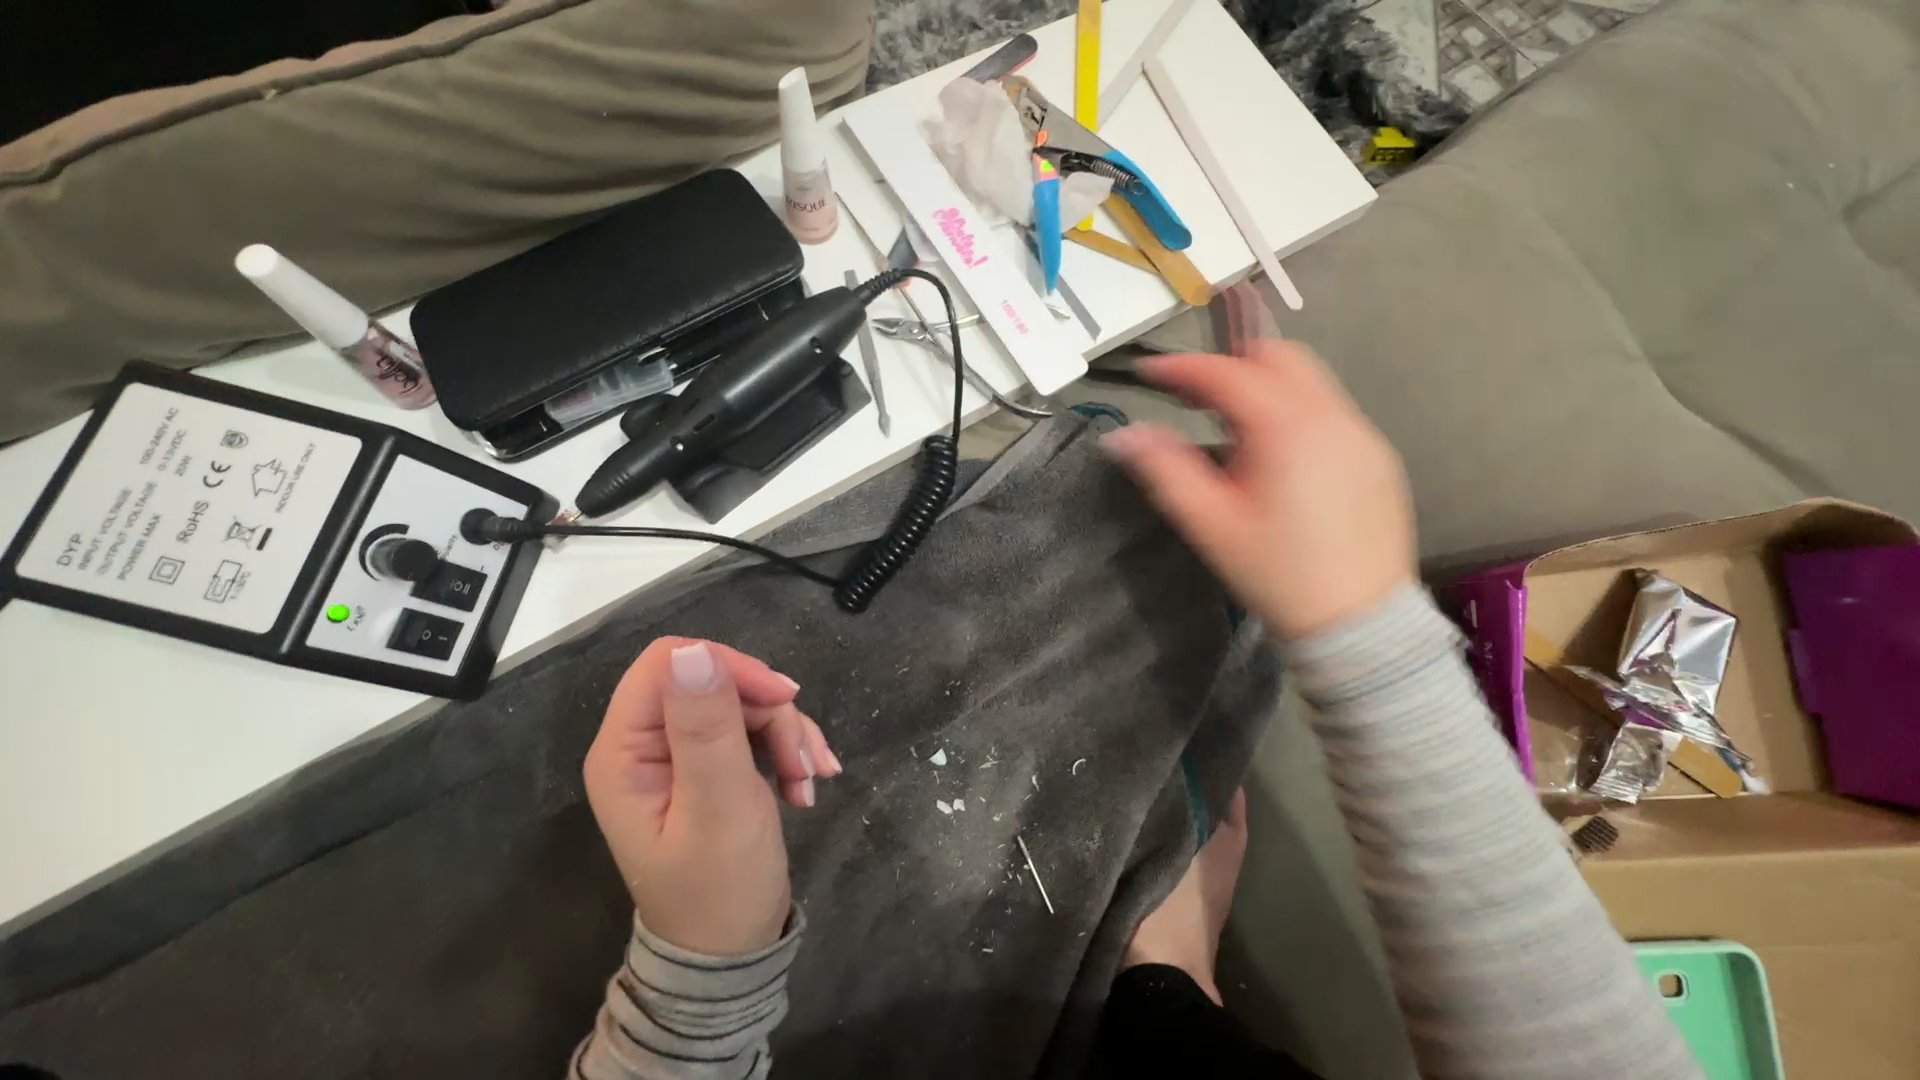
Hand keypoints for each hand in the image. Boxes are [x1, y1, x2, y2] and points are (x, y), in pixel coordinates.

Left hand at [584, 638, 842, 954]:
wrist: (731, 957)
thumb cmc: (720, 890)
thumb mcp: (720, 807)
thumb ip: (707, 728)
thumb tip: (693, 649)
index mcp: (624, 750)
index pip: (670, 662)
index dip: (730, 668)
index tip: (784, 700)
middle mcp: (645, 743)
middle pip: (714, 679)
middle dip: (769, 712)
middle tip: (803, 761)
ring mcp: (678, 754)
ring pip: (742, 702)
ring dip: (786, 733)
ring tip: (810, 780)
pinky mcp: (710, 765)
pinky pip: (754, 728)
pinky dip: (787, 749)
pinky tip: (806, 784)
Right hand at [1100, 341, 1415, 638]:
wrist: (1359, 621)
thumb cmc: (1277, 573)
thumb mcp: (1210, 524)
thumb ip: (1164, 470)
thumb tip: (1123, 435)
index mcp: (1287, 429)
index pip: (1227, 373)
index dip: (1181, 367)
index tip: (1148, 372)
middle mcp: (1332, 417)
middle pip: (1278, 356)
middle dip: (1230, 365)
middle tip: (1192, 398)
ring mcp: (1361, 434)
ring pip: (1308, 380)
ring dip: (1264, 386)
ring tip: (1230, 426)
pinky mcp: (1377, 456)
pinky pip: (1329, 411)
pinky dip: (1294, 411)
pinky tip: (1276, 456)